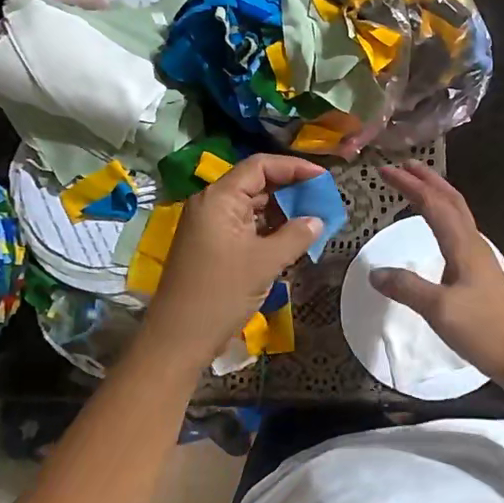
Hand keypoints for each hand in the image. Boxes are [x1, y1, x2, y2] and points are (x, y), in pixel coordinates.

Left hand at [141, 154, 325, 364]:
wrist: (180, 336)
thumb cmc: (221, 293)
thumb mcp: (265, 262)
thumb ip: (295, 235)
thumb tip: (316, 220)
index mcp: (218, 199)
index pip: (259, 166)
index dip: (293, 167)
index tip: (323, 178)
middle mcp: (209, 205)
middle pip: (254, 184)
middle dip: (289, 191)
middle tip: (322, 203)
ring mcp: (206, 227)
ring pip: (248, 208)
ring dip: (279, 213)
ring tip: (310, 222)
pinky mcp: (208, 247)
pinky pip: (241, 228)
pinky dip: (265, 230)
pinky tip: (288, 241)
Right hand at [371, 161, 503, 390]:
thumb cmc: (483, 331)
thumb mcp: (439, 309)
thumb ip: (406, 288)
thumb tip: (375, 273)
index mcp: (464, 247)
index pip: (434, 204)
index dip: (409, 185)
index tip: (384, 171)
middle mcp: (473, 245)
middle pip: (452, 201)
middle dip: (427, 180)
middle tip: (403, 166)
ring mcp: (479, 260)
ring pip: (457, 214)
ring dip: (436, 195)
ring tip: (416, 186)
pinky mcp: (478, 274)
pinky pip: (457, 232)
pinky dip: (441, 216)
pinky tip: (434, 228)